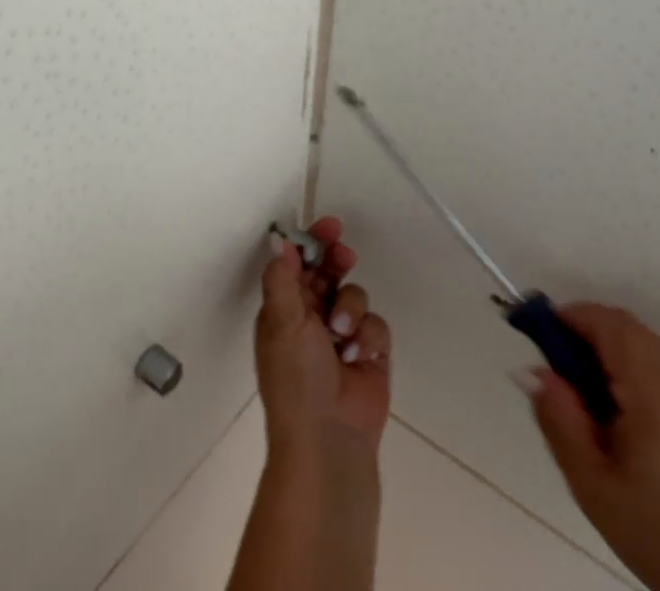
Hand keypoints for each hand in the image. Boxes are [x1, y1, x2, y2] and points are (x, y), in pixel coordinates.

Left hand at [255, 217, 390, 454]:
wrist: (329, 434)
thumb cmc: (296, 377)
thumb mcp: (282, 323)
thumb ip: (283, 280)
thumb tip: (282, 243)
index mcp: (283, 309)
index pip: (298, 265)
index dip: (312, 243)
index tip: (330, 225)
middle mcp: (310, 317)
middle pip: (329, 274)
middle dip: (337, 263)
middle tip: (344, 255)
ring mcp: (342, 334)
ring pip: (356, 296)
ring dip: (352, 309)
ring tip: (341, 334)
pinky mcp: (369, 351)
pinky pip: (377, 325)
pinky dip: (370, 336)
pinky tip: (359, 356)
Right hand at [526, 305, 659, 590]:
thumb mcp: (593, 484)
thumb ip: (558, 418)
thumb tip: (534, 371)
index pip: (613, 325)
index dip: (569, 316)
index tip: (534, 333)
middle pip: (634, 336)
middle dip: (587, 343)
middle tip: (557, 383)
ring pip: (654, 358)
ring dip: (614, 366)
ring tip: (593, 419)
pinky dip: (641, 385)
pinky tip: (631, 435)